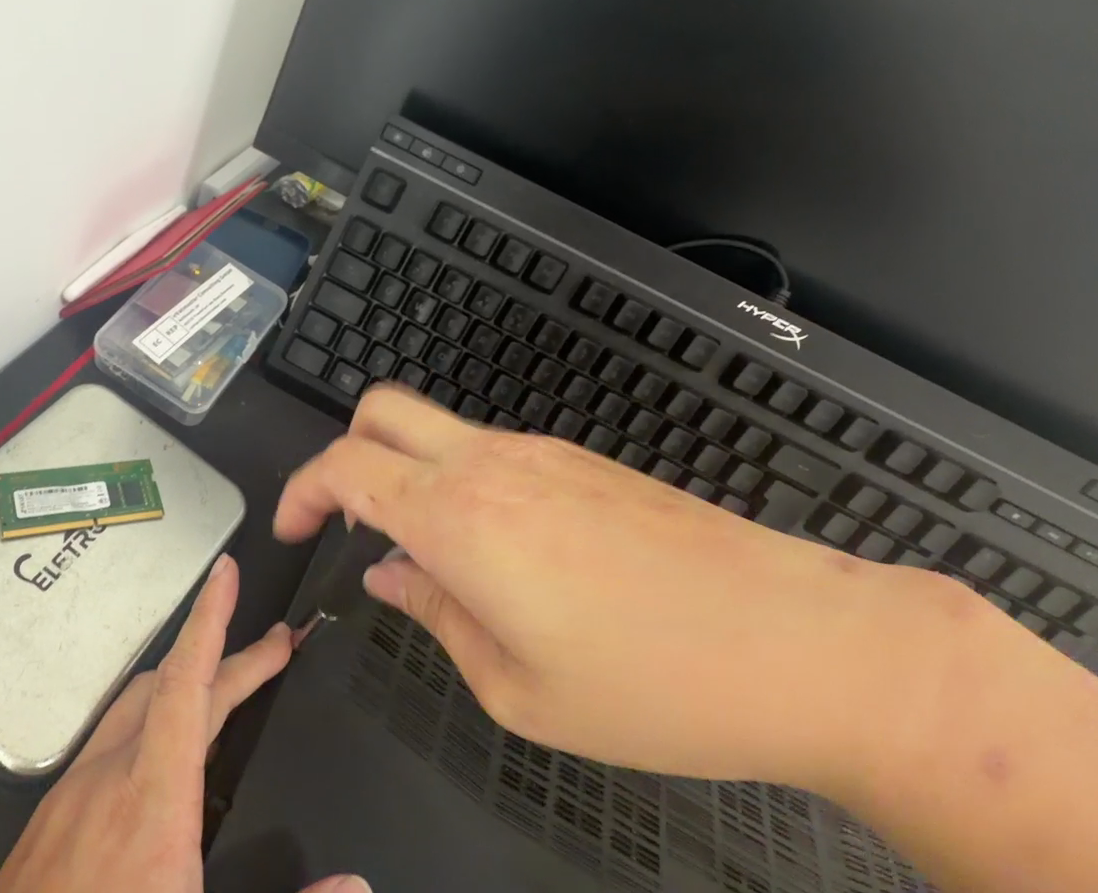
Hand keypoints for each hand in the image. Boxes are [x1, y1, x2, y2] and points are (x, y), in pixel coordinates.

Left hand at [0, 555, 369, 892]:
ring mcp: (71, 796)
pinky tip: (162, 753)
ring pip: (133, 709)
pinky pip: (107, 743)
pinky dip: (148, 722)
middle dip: (226, 655)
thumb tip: (354, 883)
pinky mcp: (50, 818)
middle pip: (169, 687)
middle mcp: (106, 781)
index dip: (210, 620)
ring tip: (226, 688)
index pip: (185, 685)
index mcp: (151, 801)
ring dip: (185, 686)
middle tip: (275, 646)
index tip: (225, 574)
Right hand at [273, 386, 956, 791]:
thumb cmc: (654, 687)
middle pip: (382, 409)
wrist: (807, 644)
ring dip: (406, 472)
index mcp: (461, 517)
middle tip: (342, 520)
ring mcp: (547, 454)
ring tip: (426, 557)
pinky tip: (496, 554)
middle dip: (342, 454)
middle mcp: (496, 464)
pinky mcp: (588, 461)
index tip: (290, 530)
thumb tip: (390, 575)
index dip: (300, 491)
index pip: (346, 465)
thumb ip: (436, 616)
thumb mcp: (517, 689)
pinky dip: (461, 482)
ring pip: (439, 428)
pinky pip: (494, 452)